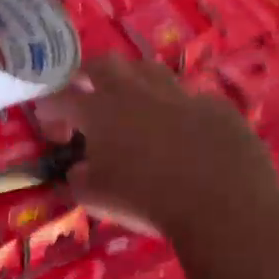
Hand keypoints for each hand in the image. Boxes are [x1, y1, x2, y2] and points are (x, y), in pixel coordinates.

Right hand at [42, 56, 278, 239]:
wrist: (229, 214)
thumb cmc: (146, 201)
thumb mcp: (91, 195)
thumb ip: (78, 174)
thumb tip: (83, 167)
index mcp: (97, 111)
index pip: (57, 97)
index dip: (49, 113)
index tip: (57, 137)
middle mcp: (136, 95)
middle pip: (103, 64)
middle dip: (86, 76)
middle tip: (84, 99)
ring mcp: (183, 99)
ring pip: (150, 70)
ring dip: (133, 83)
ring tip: (133, 107)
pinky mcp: (222, 112)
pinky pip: (194, 98)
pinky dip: (180, 108)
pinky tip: (183, 130)